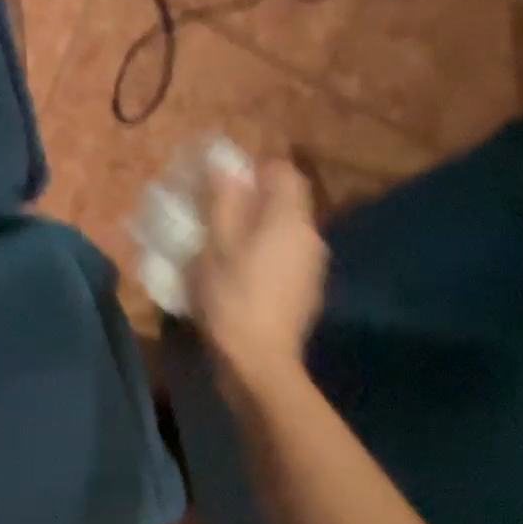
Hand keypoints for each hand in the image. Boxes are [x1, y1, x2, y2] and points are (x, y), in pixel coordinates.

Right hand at [188, 158, 328, 388]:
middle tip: (211, 212)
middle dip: (251, 201)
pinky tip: (235, 273)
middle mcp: (310, 235)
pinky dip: (260, 253)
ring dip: (254, 229)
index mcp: (289, 220)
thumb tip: (226, 166)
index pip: (284, 174)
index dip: (255, 170)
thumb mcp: (215, 248)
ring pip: (283, 231)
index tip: (220, 180)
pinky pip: (283, 255)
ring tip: (218, 245)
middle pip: (285, 203)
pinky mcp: (304, 287)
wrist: (258, 357)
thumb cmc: (230, 298)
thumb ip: (223, 204)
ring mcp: (311, 263)